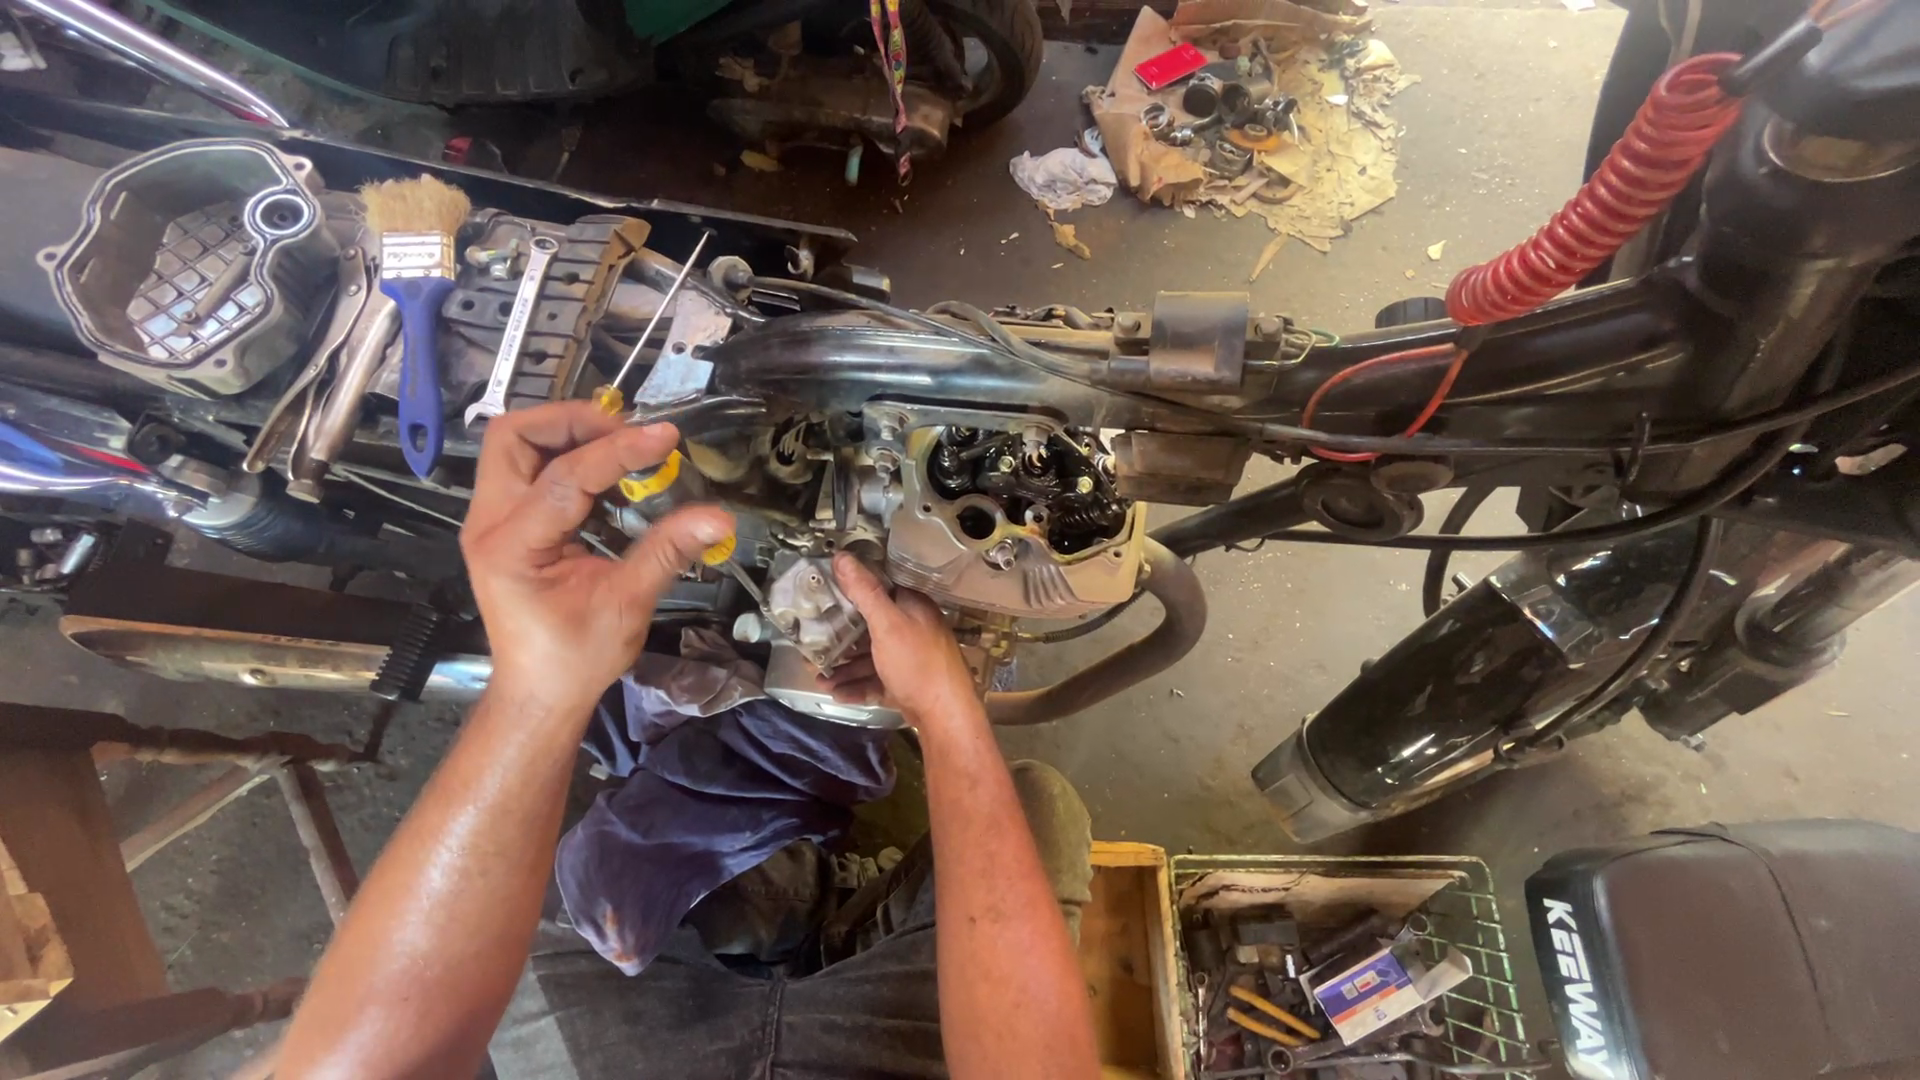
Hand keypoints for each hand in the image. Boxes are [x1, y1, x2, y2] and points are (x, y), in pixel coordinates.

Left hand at [461, 402, 732, 715]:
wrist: (539, 691)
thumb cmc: (576, 657)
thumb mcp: (626, 605)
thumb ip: (667, 552)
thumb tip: (719, 518)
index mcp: (512, 546)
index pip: (566, 475)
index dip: (619, 450)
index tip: (667, 437)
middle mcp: (489, 523)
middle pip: (514, 436)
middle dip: (573, 422)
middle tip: (627, 432)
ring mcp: (492, 520)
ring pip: (516, 445)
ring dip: (569, 434)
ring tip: (623, 446)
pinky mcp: (507, 523)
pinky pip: (529, 467)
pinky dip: (569, 456)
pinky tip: (610, 474)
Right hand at [815, 552, 981, 729]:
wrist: (945, 715)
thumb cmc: (917, 663)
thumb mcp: (887, 624)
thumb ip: (864, 592)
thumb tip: (842, 557)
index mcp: (913, 607)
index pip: (880, 591)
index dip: (851, 594)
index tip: (824, 599)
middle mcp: (914, 629)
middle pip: (871, 628)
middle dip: (842, 639)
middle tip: (815, 644)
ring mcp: (910, 659)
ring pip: (871, 658)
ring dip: (845, 668)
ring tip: (819, 677)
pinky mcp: (906, 684)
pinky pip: (876, 681)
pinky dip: (857, 686)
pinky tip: (836, 693)